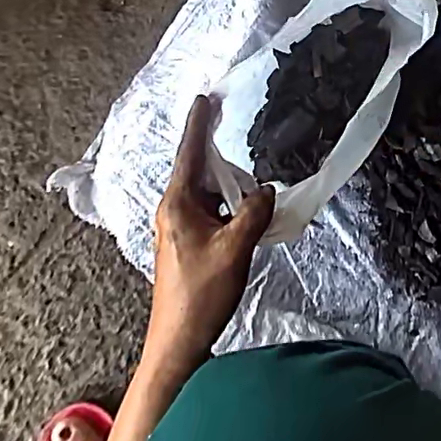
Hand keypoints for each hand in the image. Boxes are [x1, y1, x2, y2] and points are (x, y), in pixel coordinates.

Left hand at [146, 95, 273, 368]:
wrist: (178, 342)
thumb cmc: (201, 294)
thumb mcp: (234, 249)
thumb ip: (253, 213)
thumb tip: (267, 189)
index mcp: (177, 203)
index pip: (190, 153)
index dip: (199, 124)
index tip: (205, 98)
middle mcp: (174, 209)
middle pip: (199, 170)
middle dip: (218, 151)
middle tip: (234, 127)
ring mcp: (179, 227)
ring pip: (207, 193)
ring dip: (228, 185)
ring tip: (252, 178)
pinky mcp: (187, 243)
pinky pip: (210, 212)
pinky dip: (227, 205)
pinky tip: (247, 210)